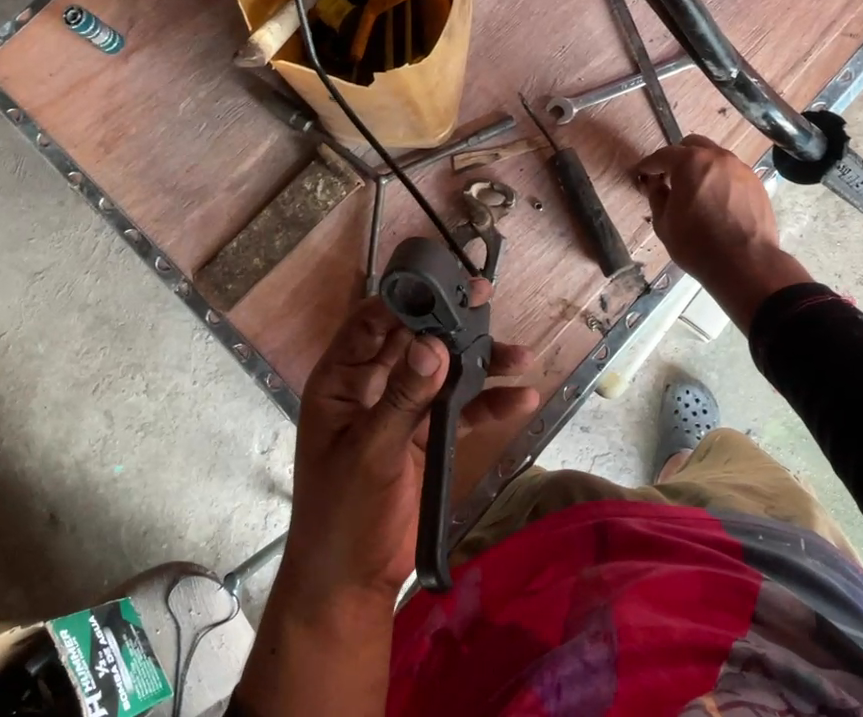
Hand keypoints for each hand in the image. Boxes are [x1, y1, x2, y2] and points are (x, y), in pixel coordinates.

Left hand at [279, 285, 538, 605]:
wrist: (352, 580)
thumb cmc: (344, 512)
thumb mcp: (372, 451)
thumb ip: (404, 397)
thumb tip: (432, 343)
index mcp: (341, 382)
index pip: (370, 323)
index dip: (404, 300)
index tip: (444, 283)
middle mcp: (371, 388)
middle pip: (413, 341)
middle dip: (449, 323)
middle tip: (487, 298)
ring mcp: (401, 413)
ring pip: (442, 373)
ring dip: (478, 363)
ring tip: (521, 354)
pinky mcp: (425, 439)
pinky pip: (458, 412)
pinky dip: (487, 404)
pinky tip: (521, 398)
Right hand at [636, 134, 811, 332]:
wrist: (745, 264)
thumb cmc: (697, 244)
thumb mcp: (664, 223)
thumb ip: (656, 196)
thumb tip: (654, 184)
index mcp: (690, 162)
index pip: (663, 155)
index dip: (648, 166)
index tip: (641, 174)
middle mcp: (718, 157)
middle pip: (693, 146)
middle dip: (678, 159)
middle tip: (669, 180)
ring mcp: (741, 169)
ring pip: (715, 158)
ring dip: (701, 168)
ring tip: (695, 191)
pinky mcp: (757, 184)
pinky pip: (732, 174)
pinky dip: (720, 181)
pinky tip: (717, 202)